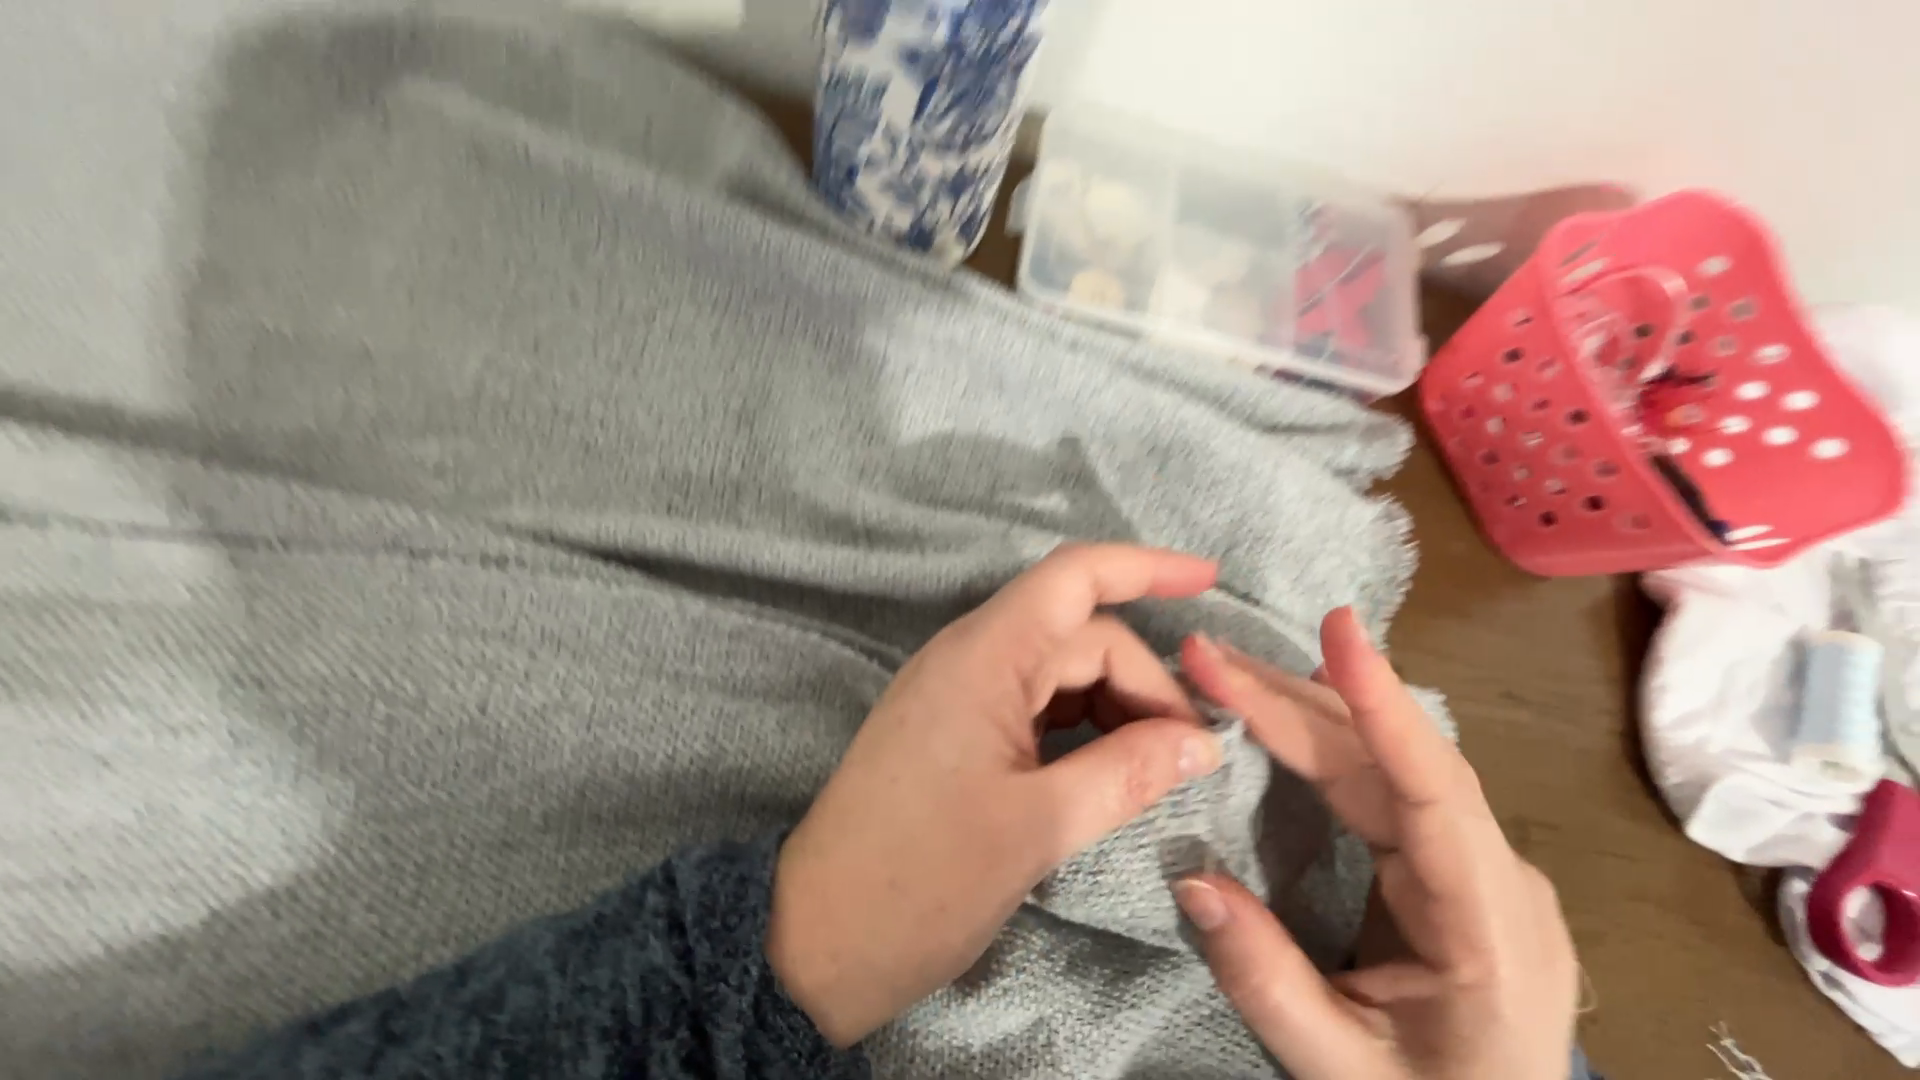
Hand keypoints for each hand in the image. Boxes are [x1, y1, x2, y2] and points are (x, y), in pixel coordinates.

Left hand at [767, 544, 1227, 1045]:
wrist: (818, 939)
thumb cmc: (921, 880)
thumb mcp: (1038, 827)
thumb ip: (1127, 773)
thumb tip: (1202, 743)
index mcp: (984, 656)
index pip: (1075, 578)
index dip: (1147, 566)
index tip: (1212, 579)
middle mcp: (970, 656)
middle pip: (1080, 633)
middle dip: (1144, 680)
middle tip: (1192, 755)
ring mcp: (959, 692)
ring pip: (1059, 670)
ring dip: (1115, 706)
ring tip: (1159, 767)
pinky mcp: (956, 728)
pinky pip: (1034, 704)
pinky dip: (1081, 727)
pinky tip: (1111, 769)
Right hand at [1174, 609, 1578, 1079]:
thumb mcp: (1340, 1071)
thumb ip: (1266, 980)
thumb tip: (1188, 876)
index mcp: (1491, 928)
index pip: (1435, 790)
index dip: (1383, 704)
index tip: (1339, 631)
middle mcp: (1494, 874)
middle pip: (1389, 760)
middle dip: (1291, 701)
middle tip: (1204, 657)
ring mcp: (1473, 865)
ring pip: (1383, 761)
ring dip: (1299, 710)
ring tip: (1221, 669)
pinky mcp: (1446, 866)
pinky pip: (1383, 785)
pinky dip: (1325, 740)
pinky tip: (1286, 708)